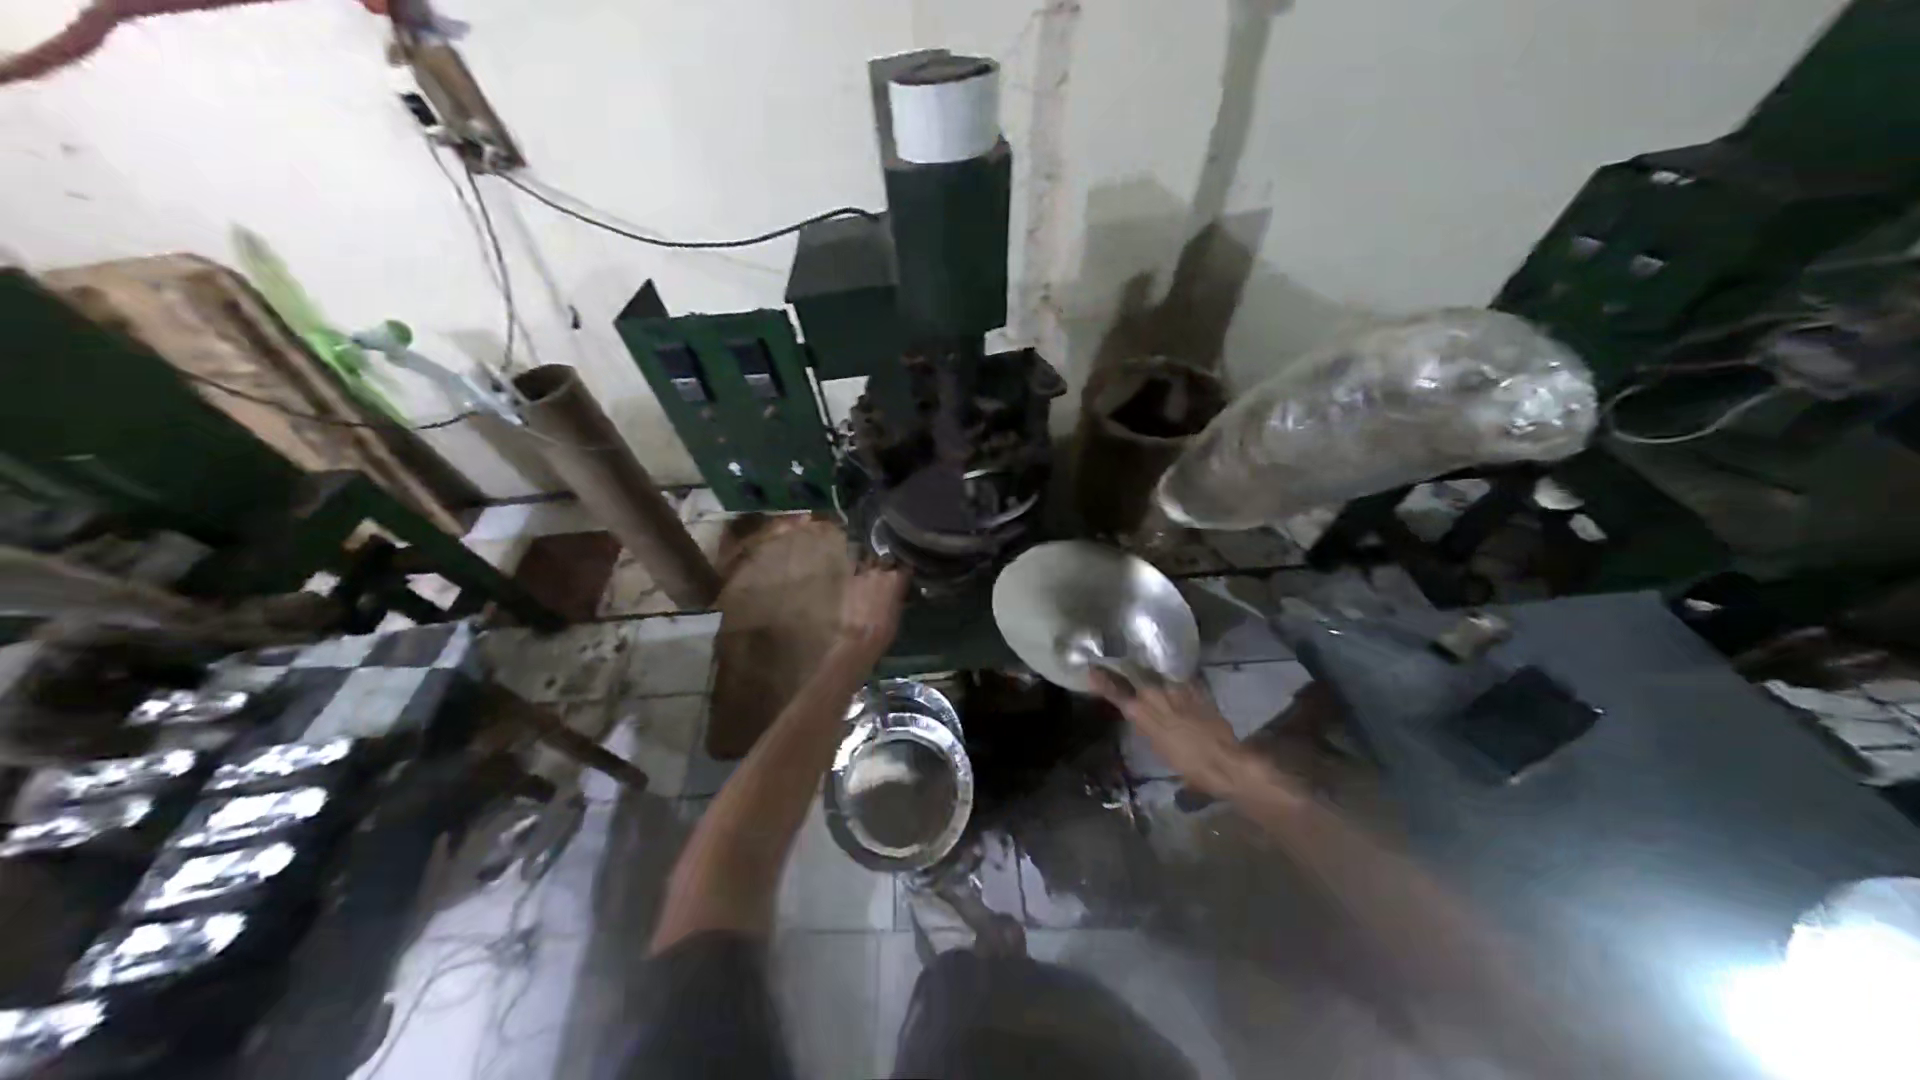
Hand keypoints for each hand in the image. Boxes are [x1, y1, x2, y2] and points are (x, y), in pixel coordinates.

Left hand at [835, 560, 908, 662]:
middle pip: (887, 558)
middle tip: (887, 566)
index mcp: (898, 578)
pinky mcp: (850, 577)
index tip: (903, 570)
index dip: (904, 568)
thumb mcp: (899, 609)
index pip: (905, 565)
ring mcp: (865, 572)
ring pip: (870, 557)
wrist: (861, 635)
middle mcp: (883, 570)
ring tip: (872, 562)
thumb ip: (899, 593)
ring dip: (873, 560)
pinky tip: (857, 563)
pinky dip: (857, 562)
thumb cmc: (886, 628)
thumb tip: (899, 588)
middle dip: (888, 561)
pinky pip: (854, 562)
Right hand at [1088, 671, 1251, 796]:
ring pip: (1156, 672)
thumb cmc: (1187, 764)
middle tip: (1117, 659)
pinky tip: (1173, 676)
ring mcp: (1176, 688)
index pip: (1115, 690)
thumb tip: (1138, 710)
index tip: (1091, 670)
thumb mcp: (1157, 745)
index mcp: (1140, 712)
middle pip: (1134, 673)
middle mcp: (1154, 694)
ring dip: (1149, 668)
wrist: (1223, 761)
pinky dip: (1173, 676)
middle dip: (1124, 666)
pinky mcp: (1196, 686)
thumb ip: (1145, 723)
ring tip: (1143, 662)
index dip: (1101, 680)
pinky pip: (1178, 675)